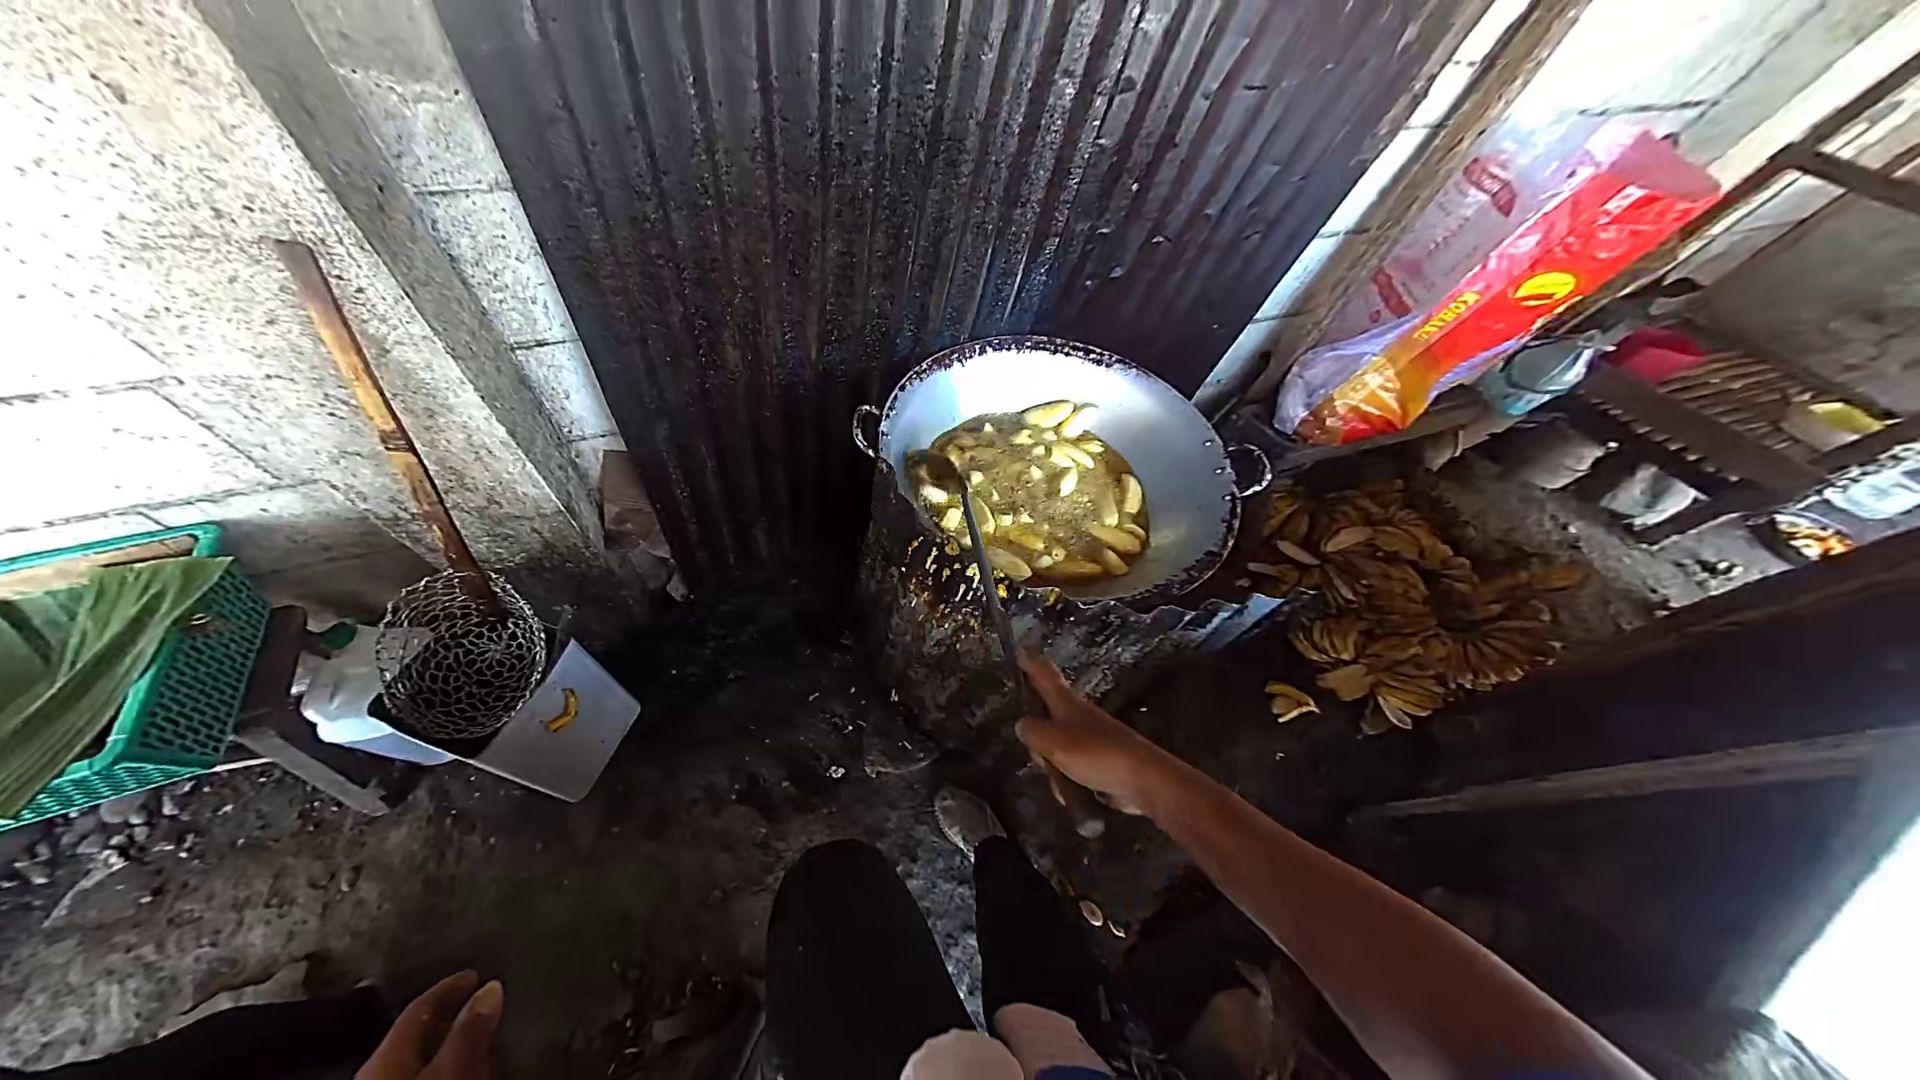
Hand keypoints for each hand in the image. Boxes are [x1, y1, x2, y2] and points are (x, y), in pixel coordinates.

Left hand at [357, 971, 502, 1079]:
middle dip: (453, 1014)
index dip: (450, 986)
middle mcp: (375, 1072)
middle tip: (484, 1001)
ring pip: (423, 1055)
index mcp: (382, 1056)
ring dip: (452, 1041)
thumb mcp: (453, 1067)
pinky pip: (428, 1071)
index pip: (419, 1006)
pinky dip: (449, 1062)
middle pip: (420, 1031)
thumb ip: (471, 1027)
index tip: (474, 973)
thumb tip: (490, 988)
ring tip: (482, 1035)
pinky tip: (468, 1065)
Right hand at [1016, 651, 1173, 815]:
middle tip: (1036, 755)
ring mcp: (1089, 737)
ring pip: (1055, 744)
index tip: (1018, 651)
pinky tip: (1068, 792)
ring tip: (1057, 781)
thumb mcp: (1054, 741)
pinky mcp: (1098, 759)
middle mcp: (1078, 715)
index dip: (1030, 663)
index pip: (1045, 675)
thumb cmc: (1096, 753)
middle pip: (1046, 715)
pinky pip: (1069, 764)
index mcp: (1067, 703)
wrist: (1142, 779)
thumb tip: (1021, 725)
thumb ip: (1032, 732)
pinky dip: (1065, 778)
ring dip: (1051, 763)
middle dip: (1036, 735)